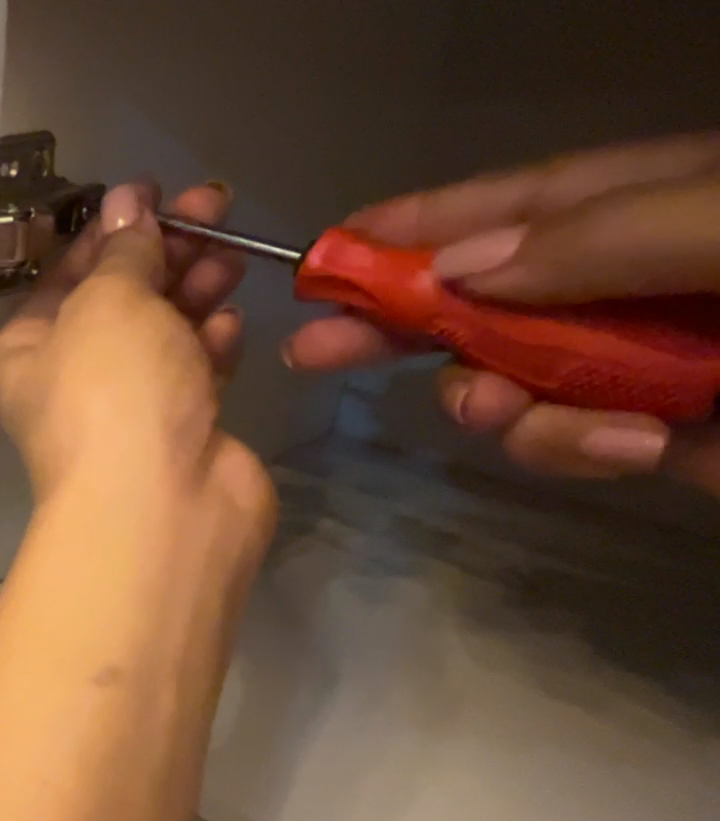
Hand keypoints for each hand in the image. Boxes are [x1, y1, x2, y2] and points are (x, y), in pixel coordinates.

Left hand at [0, 181, 273, 537]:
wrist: (159, 504)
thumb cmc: (111, 392)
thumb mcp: (106, 303)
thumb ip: (122, 252)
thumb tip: (127, 206)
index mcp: (22, 351)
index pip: (62, 276)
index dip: (107, 231)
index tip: (154, 191)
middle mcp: (64, 379)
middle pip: (117, 300)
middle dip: (163, 252)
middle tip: (216, 206)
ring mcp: (122, 407)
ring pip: (160, 331)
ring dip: (193, 290)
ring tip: (229, 258)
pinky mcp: (176, 429)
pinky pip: (192, 369)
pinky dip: (209, 342)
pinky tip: (229, 320)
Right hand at [282, 131, 719, 494]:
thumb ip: (623, 234)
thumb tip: (463, 270)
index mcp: (672, 207)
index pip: (515, 208)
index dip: (413, 226)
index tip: (323, 257)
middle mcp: (643, 282)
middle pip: (484, 297)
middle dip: (400, 324)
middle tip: (312, 352)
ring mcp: (648, 362)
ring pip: (511, 379)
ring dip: (494, 401)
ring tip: (506, 412)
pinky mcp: (664, 437)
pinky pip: (572, 442)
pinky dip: (572, 448)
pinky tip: (627, 450)